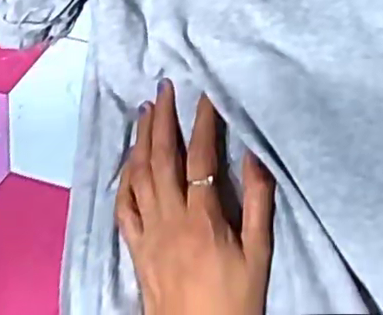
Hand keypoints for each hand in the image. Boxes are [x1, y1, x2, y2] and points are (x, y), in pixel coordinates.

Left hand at [117, 80, 275, 314]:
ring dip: (141, 140)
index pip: (200, 156)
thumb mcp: (258, 254)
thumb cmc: (234, 300)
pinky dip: (125, 179)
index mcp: (201, 218)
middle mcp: (170, 219)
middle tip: (164, 88)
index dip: (202, 121)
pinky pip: (124, 208)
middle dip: (162, 119)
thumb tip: (254, 154)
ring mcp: (148, 235)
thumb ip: (258, 202)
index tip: (204, 93)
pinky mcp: (136, 250)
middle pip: (161, 158)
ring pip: (139, 177)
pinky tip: (129, 162)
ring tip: (144, 111)